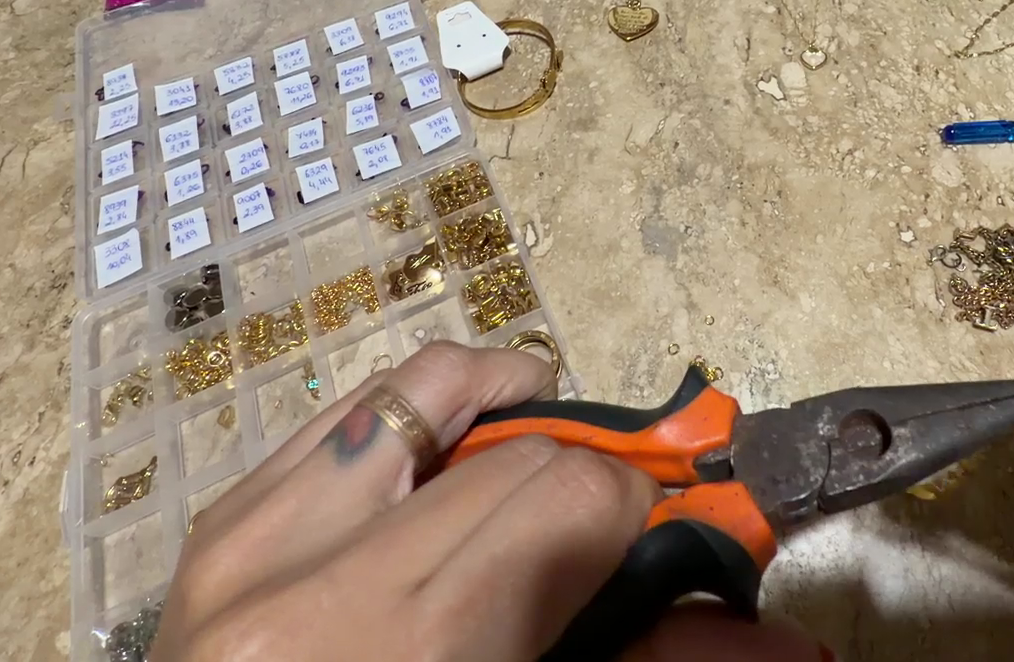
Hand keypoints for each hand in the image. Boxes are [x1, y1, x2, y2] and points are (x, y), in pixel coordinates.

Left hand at [151, 342, 819, 661]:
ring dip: (503, 405)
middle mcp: (315, 578)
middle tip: (590, 516)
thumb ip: (652, 658)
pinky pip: (357, 404)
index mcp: (409, 651)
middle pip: (519, 443)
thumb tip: (790, 641)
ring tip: (525, 449)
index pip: (570, 496)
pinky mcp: (223, 514)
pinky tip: (438, 469)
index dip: (631, 504)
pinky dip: (423, 417)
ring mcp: (254, 533)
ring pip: (430, 379)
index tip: (641, 532)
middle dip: (580, 470)